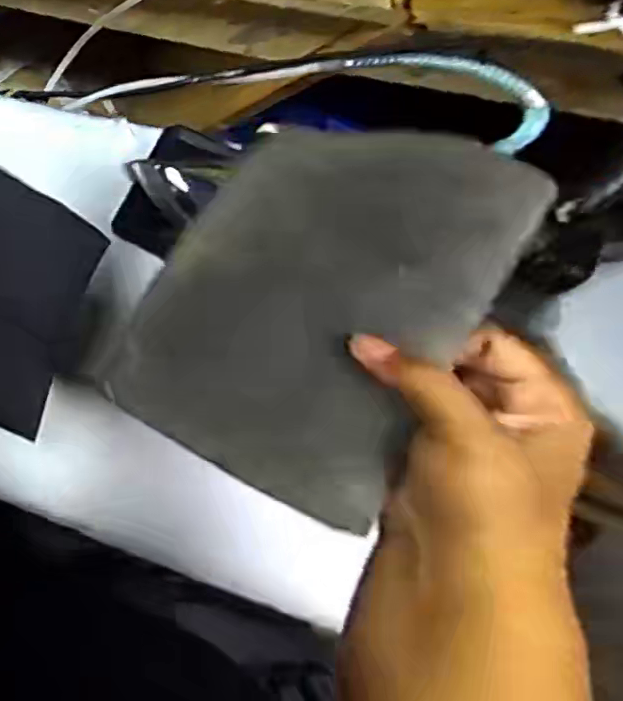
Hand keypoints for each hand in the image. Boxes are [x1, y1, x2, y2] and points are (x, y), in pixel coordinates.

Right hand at [350, 326, 591, 567]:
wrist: (456, 565)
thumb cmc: (487, 501)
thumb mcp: (469, 436)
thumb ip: (422, 381)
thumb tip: (360, 338)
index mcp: (544, 408)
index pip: (496, 344)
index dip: (446, 328)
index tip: (386, 313)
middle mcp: (505, 411)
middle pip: (455, 358)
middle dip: (406, 342)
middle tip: (351, 320)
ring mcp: (457, 427)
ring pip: (418, 377)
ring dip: (380, 363)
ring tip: (334, 340)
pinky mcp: (414, 438)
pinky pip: (392, 398)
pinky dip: (366, 384)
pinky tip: (336, 369)